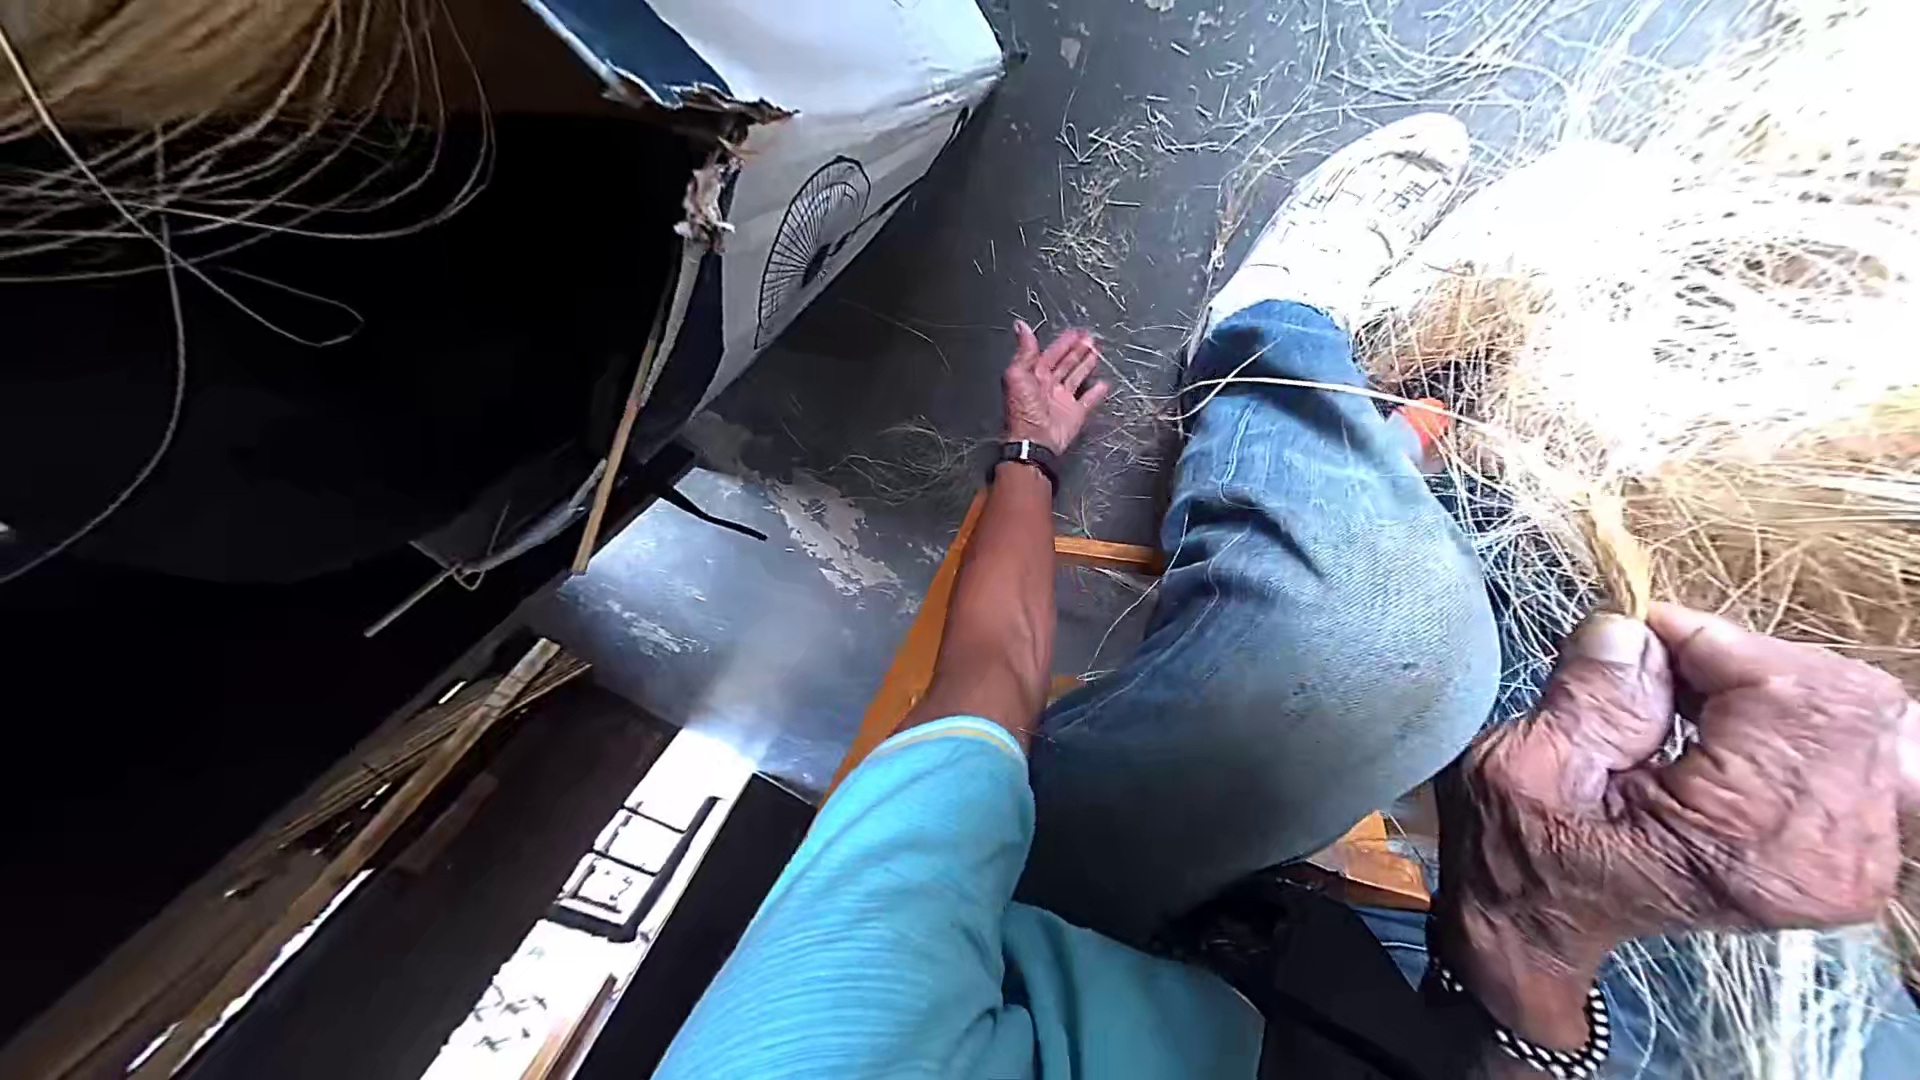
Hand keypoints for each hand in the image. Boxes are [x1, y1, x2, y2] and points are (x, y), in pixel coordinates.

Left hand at [1003, 321, 1110, 453]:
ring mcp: (1062, 400)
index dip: (1063, 342)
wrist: (1034, 440)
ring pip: (1076, 377)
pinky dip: (1096, 392)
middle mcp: (1049, 387)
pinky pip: (1088, 400)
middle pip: (1066, 364)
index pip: (1051, 354)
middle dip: (1077, 350)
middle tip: (1090, 338)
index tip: (1076, 332)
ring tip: (1097, 351)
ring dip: (1086, 364)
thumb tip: (1020, 326)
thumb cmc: (1023, 410)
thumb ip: (1024, 351)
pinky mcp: (1074, 414)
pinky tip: (1104, 383)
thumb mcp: (1017, 375)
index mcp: (1034, 376)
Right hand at [1436, 603, 1918, 1046]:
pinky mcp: (1843, 844)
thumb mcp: (1523, 765)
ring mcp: (1853, 855)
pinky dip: (1776, 709)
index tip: (1627, 631)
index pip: (1803, 698)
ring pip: (1862, 719)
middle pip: (1854, 705)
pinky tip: (1702, 716)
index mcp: (1749, 837)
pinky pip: (1852, 745)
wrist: (1533, 913)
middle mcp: (1836, 854)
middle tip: (1640, 661)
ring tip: (1665, 690)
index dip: (1714, 641)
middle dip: (1740, 657)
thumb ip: (1587, 700)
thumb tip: (1627, 630)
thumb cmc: (1512, 842)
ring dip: (1757, 681)